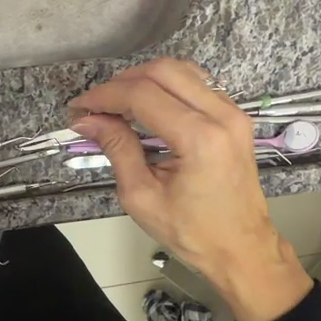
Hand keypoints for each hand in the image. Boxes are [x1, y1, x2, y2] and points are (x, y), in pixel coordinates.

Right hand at [69, 59, 312, 320]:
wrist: (241, 248)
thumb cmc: (192, 232)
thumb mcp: (142, 196)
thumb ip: (117, 149)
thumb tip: (88, 122)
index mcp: (199, 138)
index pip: (143, 95)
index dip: (104, 96)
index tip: (79, 109)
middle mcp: (222, 116)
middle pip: (163, 71)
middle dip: (121, 83)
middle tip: (95, 106)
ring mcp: (233, 113)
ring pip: (181, 71)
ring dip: (143, 81)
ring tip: (116, 106)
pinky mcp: (234, 118)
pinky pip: (196, 85)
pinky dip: (165, 89)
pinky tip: (144, 109)